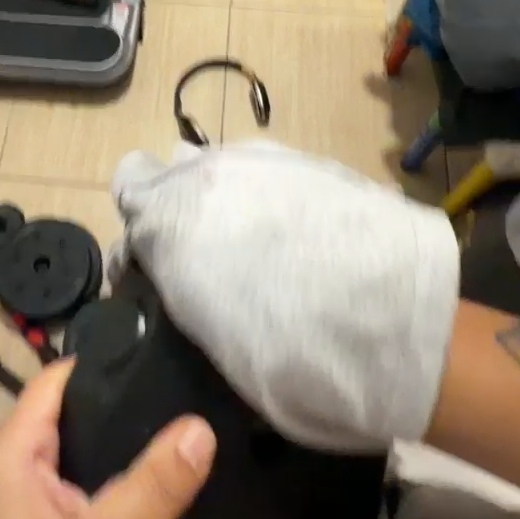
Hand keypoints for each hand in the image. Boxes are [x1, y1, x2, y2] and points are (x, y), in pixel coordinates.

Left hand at [0, 359, 216, 518]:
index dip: (105, 364)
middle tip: (179, 400)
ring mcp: (7, 505)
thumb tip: (202, 426)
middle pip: (66, 418)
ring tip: (169, 436)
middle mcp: (1, 469)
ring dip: (112, 456)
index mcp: (9, 453)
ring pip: (68, 459)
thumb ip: (156, 484)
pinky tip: (137, 493)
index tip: (159, 356)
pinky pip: (62, 494)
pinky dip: (97, 490)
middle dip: (119, 412)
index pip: (58, 381)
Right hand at [111, 140, 460, 452]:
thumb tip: (180, 276)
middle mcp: (212, 174)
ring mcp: (265, 160)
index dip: (139, 230)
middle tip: (204, 257)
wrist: (390, 328)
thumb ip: (179, 284)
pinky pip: (268, 170)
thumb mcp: (208, 337)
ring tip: (254, 246)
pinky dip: (267, 196)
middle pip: (172, 168)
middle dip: (177, 206)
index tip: (153, 268)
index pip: (129, 188)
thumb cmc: (289, 358)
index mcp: (174, 216)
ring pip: (221, 164)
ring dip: (222, 197)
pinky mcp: (312, 161)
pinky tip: (296, 236)